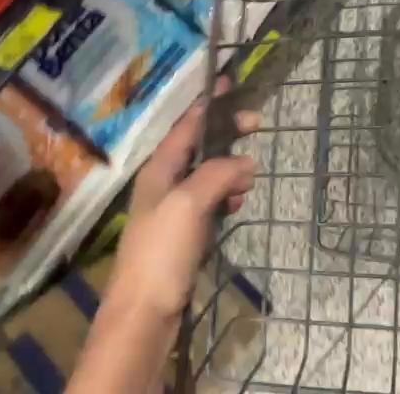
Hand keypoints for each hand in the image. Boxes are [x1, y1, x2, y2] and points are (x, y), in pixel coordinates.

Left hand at [111, 82, 261, 318]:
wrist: (142, 316)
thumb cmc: (161, 252)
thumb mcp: (190, 202)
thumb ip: (218, 173)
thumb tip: (245, 161)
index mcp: (158, 170)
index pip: (186, 125)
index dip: (207, 104)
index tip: (229, 82)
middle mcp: (163, 184)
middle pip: (199, 147)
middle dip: (226, 136)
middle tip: (257, 126)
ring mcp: (172, 211)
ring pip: (208, 175)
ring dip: (230, 170)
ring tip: (248, 180)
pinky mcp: (182, 235)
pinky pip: (209, 202)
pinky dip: (226, 196)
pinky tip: (237, 205)